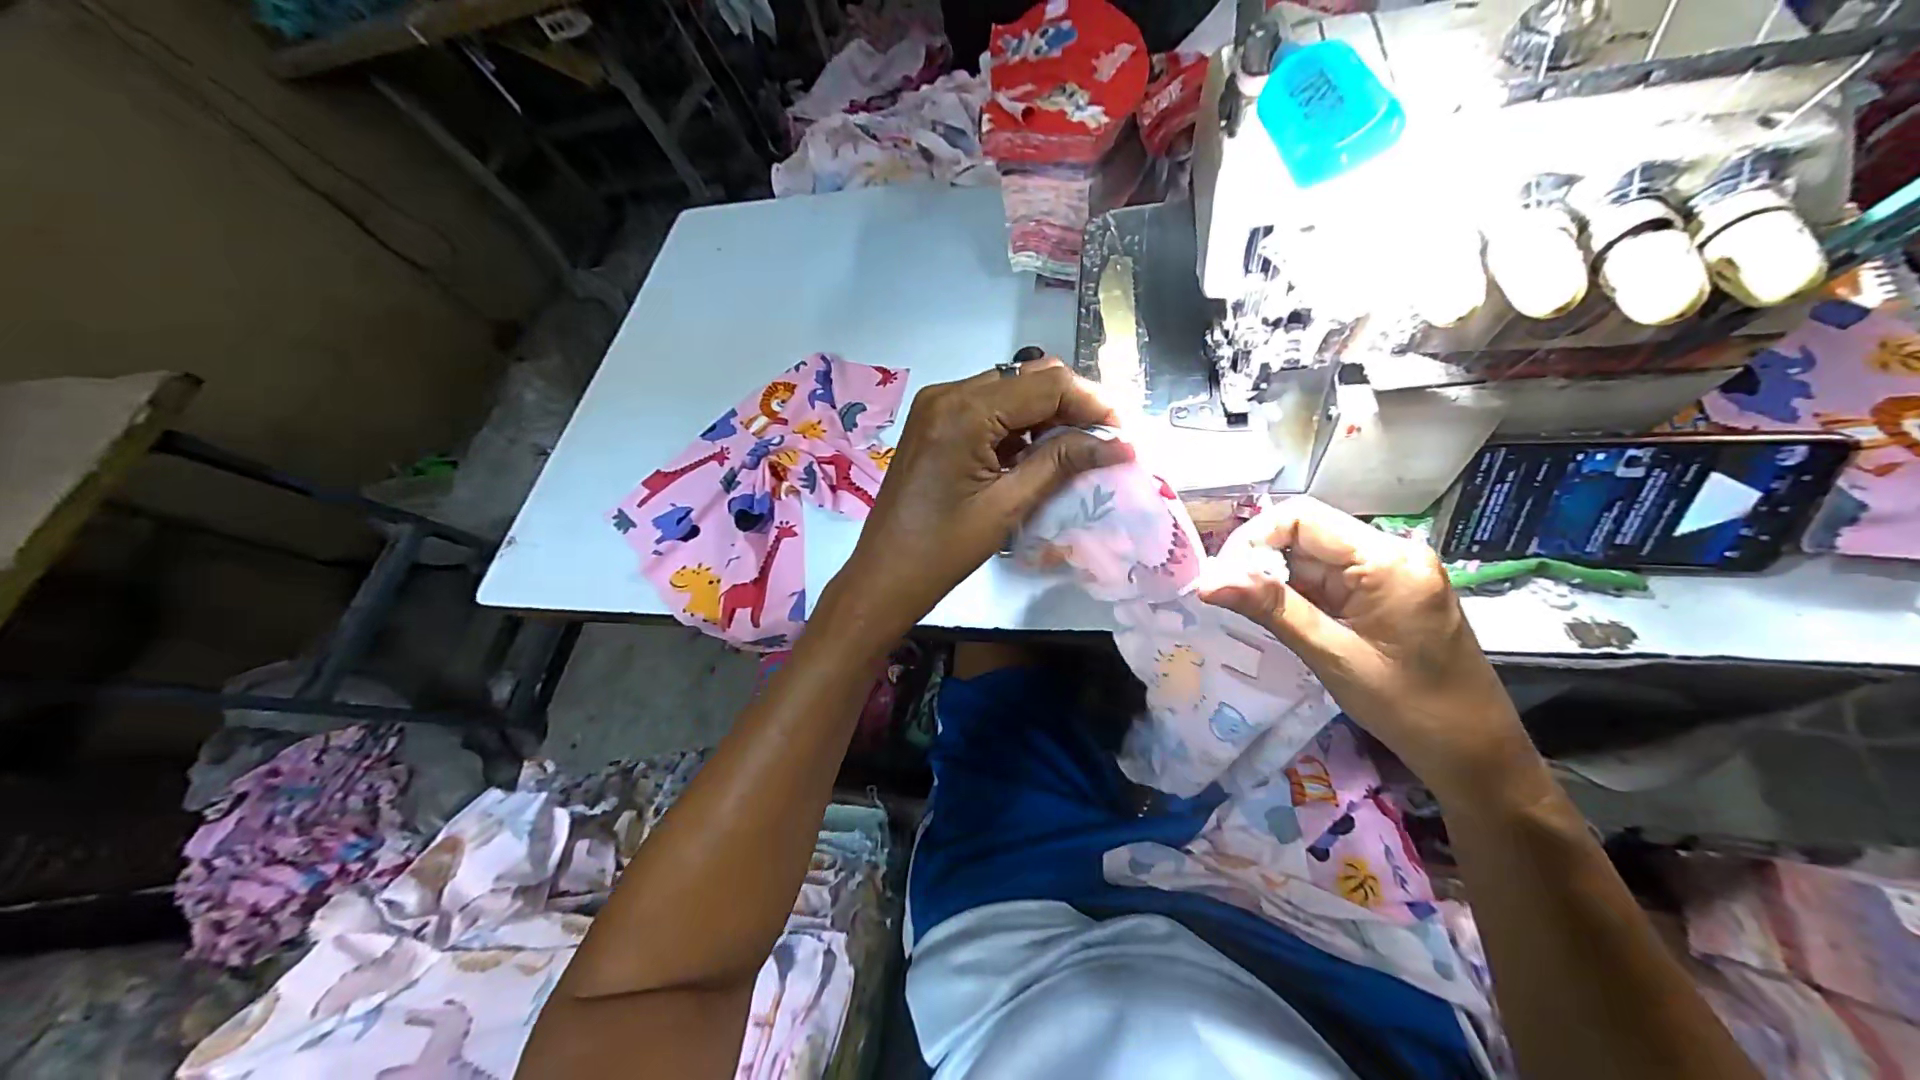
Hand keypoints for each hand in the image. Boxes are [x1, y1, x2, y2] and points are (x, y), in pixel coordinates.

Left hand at [832, 356, 1128, 635]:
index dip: (1092, 403)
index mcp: (964, 411)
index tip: (1123, 433)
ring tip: (1078, 450)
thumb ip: (1062, 463)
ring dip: (1047, 414)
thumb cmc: (944, 549)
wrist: (885, 574)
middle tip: (1105, 441)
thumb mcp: (1009, 505)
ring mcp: (937, 404)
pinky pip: (988, 407)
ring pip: (1010, 391)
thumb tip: (1120, 444)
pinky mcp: (934, 420)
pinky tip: (1037, 453)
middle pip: (1028, 379)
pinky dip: (1018, 424)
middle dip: (1072, 405)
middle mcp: (948, 393)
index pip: (1046, 384)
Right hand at [1198, 497, 1535, 800]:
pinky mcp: (1388, 591)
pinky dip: (1299, 593)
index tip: (1225, 578)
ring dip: (1276, 580)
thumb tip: (1208, 581)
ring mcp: (1393, 571)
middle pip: (1306, 534)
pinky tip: (1282, 617)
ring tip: (1248, 611)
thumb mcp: (1332, 656)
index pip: (1302, 518)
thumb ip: (1272, 609)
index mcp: (1388, 561)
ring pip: (1313, 556)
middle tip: (1227, 598)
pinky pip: (1330, 577)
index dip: (1254, 539)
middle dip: (1260, 561)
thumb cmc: (1409, 708)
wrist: (1474, 751)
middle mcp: (1393, 553)